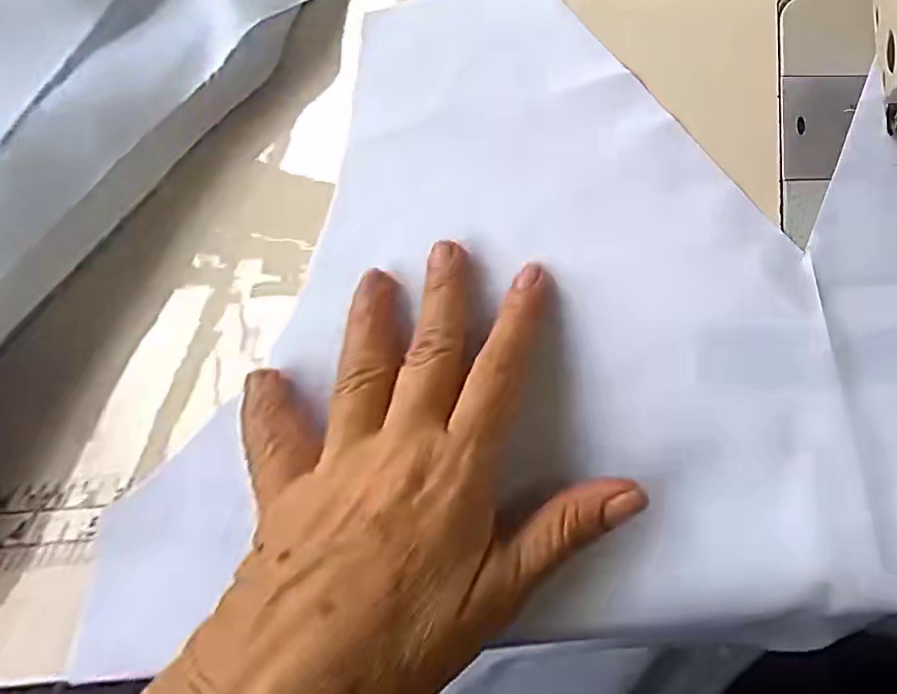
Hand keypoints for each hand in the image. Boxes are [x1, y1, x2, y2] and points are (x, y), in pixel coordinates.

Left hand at [151, 241, 647, 693]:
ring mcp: (340, 463)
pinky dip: (270, 407)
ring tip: (375, 278)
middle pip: (428, 356)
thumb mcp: (498, 594)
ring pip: (360, 376)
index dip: (518, 321)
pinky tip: (264, 375)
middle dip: (443, 297)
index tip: (529, 275)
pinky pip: (276, 440)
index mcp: (456, 467)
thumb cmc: (404, 641)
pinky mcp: (287, 492)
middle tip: (446, 248)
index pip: (496, 376)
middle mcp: (400, 446)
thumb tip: (632, 491)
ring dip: (370, 323)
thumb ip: (562, 532)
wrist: (290, 691)